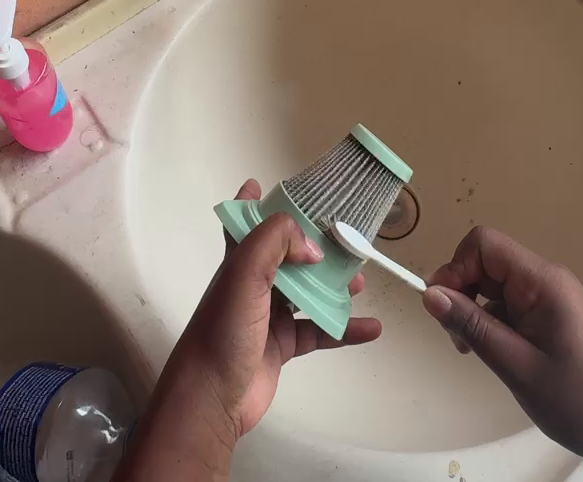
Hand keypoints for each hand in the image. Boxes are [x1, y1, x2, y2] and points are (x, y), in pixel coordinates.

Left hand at [120, 180, 381, 478]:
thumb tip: (313, 246)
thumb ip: (277, 241)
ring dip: (335, 284)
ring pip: (309, 291)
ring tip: (362, 279)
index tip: (267, 183)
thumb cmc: (222, 330)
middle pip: (288, 254)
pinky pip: (320, 331)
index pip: (244, 220)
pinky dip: (346, 328)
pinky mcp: (283, 345)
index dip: (252, 201)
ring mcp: (269, 314)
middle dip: (316, 245)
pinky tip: (371, 327)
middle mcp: (254, 282)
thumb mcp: (245, 271)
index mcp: (239, 259)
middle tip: (347, 237)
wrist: (211, 399)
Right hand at [422, 227, 582, 481]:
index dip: (456, 267)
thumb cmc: (582, 402)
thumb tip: (429, 293)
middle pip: (487, 261)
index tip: (442, 307)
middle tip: (456, 338)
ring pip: (495, 284)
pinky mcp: (552, 316)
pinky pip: (510, 303)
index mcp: (542, 282)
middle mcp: (545, 279)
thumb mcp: (518, 368)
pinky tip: (496, 354)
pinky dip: (492, 322)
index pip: (485, 244)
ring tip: (473, 351)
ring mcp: (550, 297)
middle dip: (462, 290)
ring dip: (475, 309)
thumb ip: (472, 327)